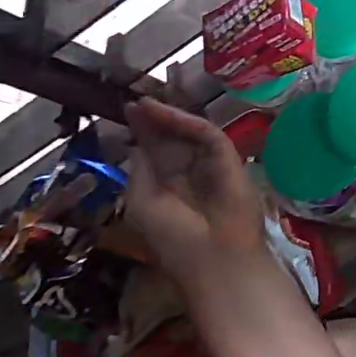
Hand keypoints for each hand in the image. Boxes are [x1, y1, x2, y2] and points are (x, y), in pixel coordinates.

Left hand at [121, 98, 265, 283]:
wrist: (216, 258)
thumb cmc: (175, 239)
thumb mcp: (142, 203)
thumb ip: (141, 170)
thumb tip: (138, 142)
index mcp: (170, 188)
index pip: (157, 154)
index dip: (143, 133)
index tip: (128, 111)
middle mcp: (191, 173)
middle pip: (171, 139)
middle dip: (153, 120)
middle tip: (134, 98)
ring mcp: (211, 163)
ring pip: (188, 133)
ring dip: (166, 116)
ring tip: (143, 100)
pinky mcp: (228, 157)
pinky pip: (205, 133)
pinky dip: (184, 121)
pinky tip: (160, 111)